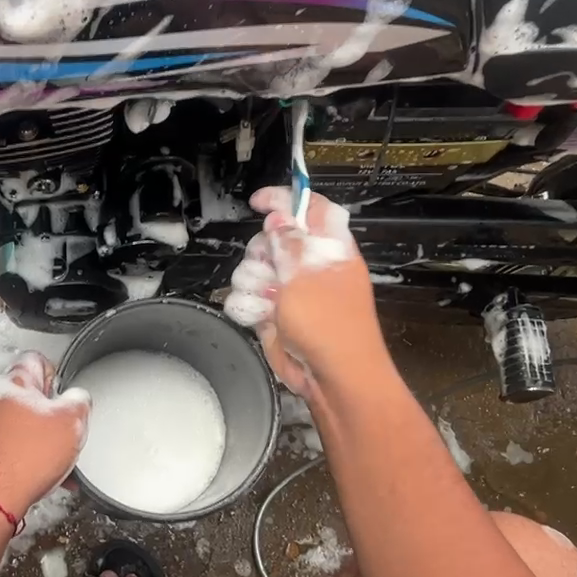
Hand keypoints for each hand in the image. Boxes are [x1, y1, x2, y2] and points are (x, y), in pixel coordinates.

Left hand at [0, 352, 89, 522]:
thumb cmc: (24, 460)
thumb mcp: (72, 421)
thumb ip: (81, 401)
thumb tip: (79, 399)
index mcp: (12, 382)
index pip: (38, 360)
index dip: (58, 375)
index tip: (65, 392)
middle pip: (35, 396)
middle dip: (55, 414)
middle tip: (66, 429)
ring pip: (28, 424)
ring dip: (47, 439)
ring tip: (59, 457)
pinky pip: (19, 446)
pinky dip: (35, 456)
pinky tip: (49, 473)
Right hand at [223, 187, 386, 395]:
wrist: (330, 376)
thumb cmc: (331, 326)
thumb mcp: (308, 276)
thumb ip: (288, 243)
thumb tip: (278, 218)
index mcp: (328, 249)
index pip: (309, 210)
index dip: (285, 200)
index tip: (258, 201)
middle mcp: (307, 267)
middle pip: (270, 240)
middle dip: (259, 253)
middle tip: (269, 269)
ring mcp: (288, 292)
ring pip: (251, 270)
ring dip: (252, 284)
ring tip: (268, 301)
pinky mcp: (271, 315)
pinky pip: (246, 299)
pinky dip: (248, 308)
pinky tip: (261, 317)